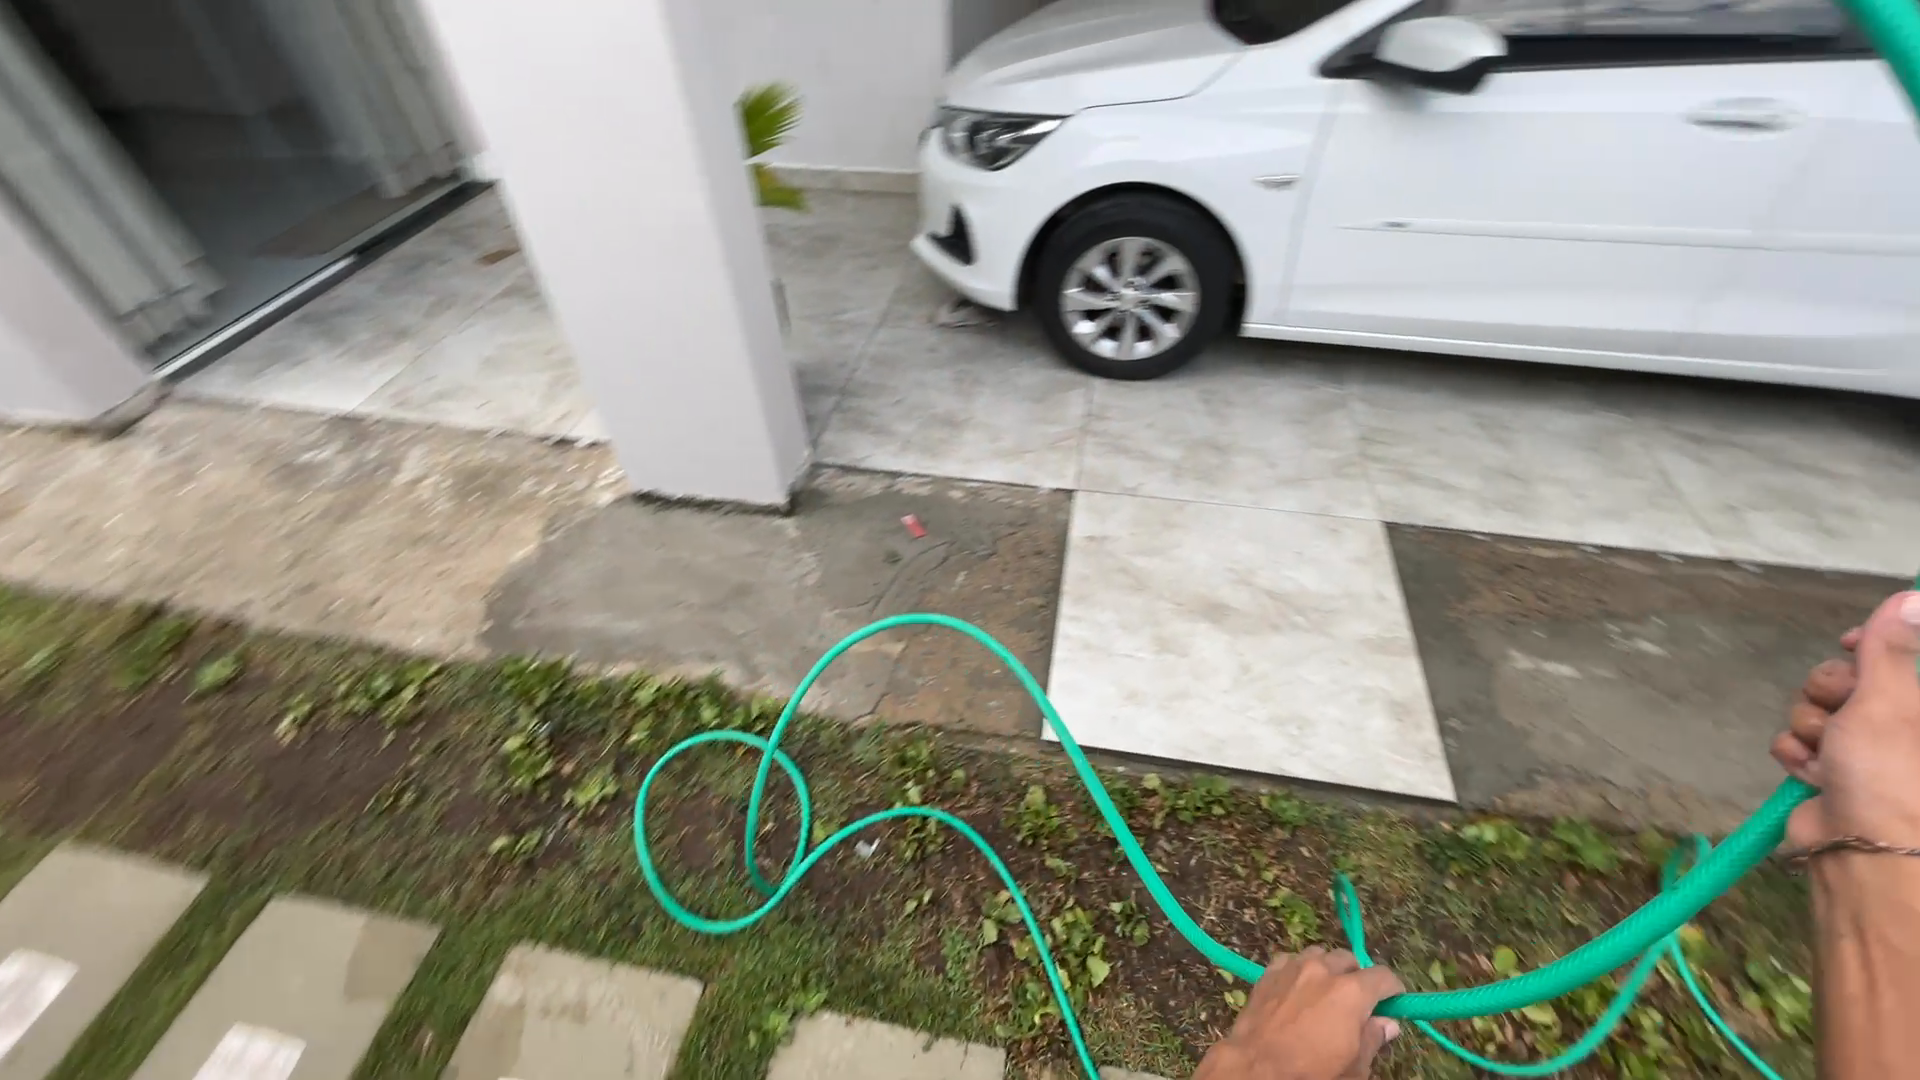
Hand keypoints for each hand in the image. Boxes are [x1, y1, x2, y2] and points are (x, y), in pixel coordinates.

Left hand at [1193, 948, 1403, 1079]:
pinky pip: (1292, 960)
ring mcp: (1292, 966)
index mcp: (1350, 993)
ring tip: (1328, 994)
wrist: (1258, 1065)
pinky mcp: (1269, 970)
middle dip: (1358, 976)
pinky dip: (1301, 969)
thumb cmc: (1313, 1073)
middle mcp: (1322, 970)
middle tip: (1360, 1002)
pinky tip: (1300, 990)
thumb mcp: (1355, 1068)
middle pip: (1348, 959)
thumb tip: (1388, 1022)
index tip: (1395, 1002)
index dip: (1393, 989)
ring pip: (1318, 954)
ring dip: (1328, 969)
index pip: (1382, 976)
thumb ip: (1373, 1039)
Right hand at [1770, 591, 1919, 849]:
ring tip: (1826, 756)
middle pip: (1850, 680)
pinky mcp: (1839, 772)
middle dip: (1831, 694)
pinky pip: (1801, 743)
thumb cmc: (1894, 777)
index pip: (1900, 655)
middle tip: (1842, 714)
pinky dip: (1799, 756)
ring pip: (1819, 711)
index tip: (1850, 645)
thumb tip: (1910, 597)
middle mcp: (1906, 727)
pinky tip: (1814, 774)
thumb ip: (1892, 652)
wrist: (1868, 852)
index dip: (1871, 643)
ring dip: (1811, 729)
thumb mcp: (1891, 705)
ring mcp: (1873, 752)